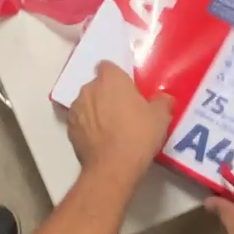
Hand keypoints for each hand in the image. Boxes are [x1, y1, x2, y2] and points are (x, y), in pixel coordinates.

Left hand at [68, 62, 173, 187]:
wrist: (113, 167)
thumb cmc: (138, 135)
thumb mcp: (160, 117)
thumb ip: (162, 101)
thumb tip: (163, 98)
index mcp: (110, 79)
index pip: (108, 66)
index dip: (117, 77)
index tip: (127, 90)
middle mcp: (88, 89)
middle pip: (97, 85)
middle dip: (107, 94)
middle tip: (123, 110)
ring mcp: (76, 109)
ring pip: (86, 103)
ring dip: (95, 110)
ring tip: (110, 127)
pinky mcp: (69, 129)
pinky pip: (80, 121)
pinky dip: (87, 126)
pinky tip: (100, 140)